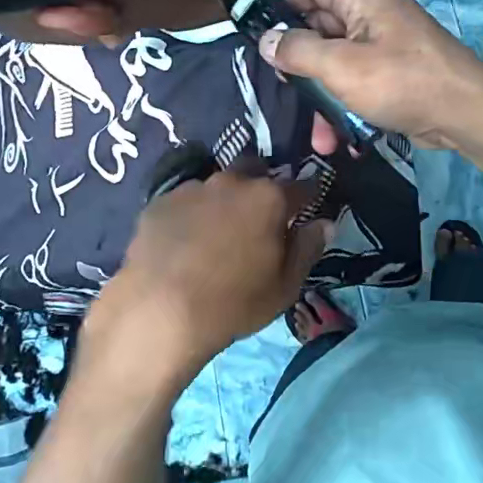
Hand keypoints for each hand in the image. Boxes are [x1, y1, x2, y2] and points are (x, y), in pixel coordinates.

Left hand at [85, 168, 329, 389]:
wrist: (158, 312)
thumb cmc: (234, 303)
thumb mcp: (285, 286)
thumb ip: (308, 248)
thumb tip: (324, 223)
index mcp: (269, 198)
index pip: (301, 185)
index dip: (307, 196)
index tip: (307, 208)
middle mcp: (231, 182)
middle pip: (255, 171)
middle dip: (262, 186)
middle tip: (259, 218)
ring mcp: (191, 188)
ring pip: (218, 185)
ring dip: (224, 200)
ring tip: (218, 233)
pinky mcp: (159, 202)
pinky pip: (185, 201)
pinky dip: (192, 214)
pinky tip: (185, 242)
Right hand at [260, 0, 482, 149]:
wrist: (465, 113)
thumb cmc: (400, 80)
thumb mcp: (340, 66)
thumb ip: (298, 51)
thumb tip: (267, 40)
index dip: (280, 7)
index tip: (256, 37)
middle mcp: (371, 12)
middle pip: (319, 29)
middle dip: (300, 67)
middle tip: (282, 91)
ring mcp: (383, 43)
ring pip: (336, 63)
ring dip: (323, 98)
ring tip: (319, 136)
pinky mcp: (392, 72)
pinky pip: (356, 82)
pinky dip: (346, 106)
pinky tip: (341, 139)